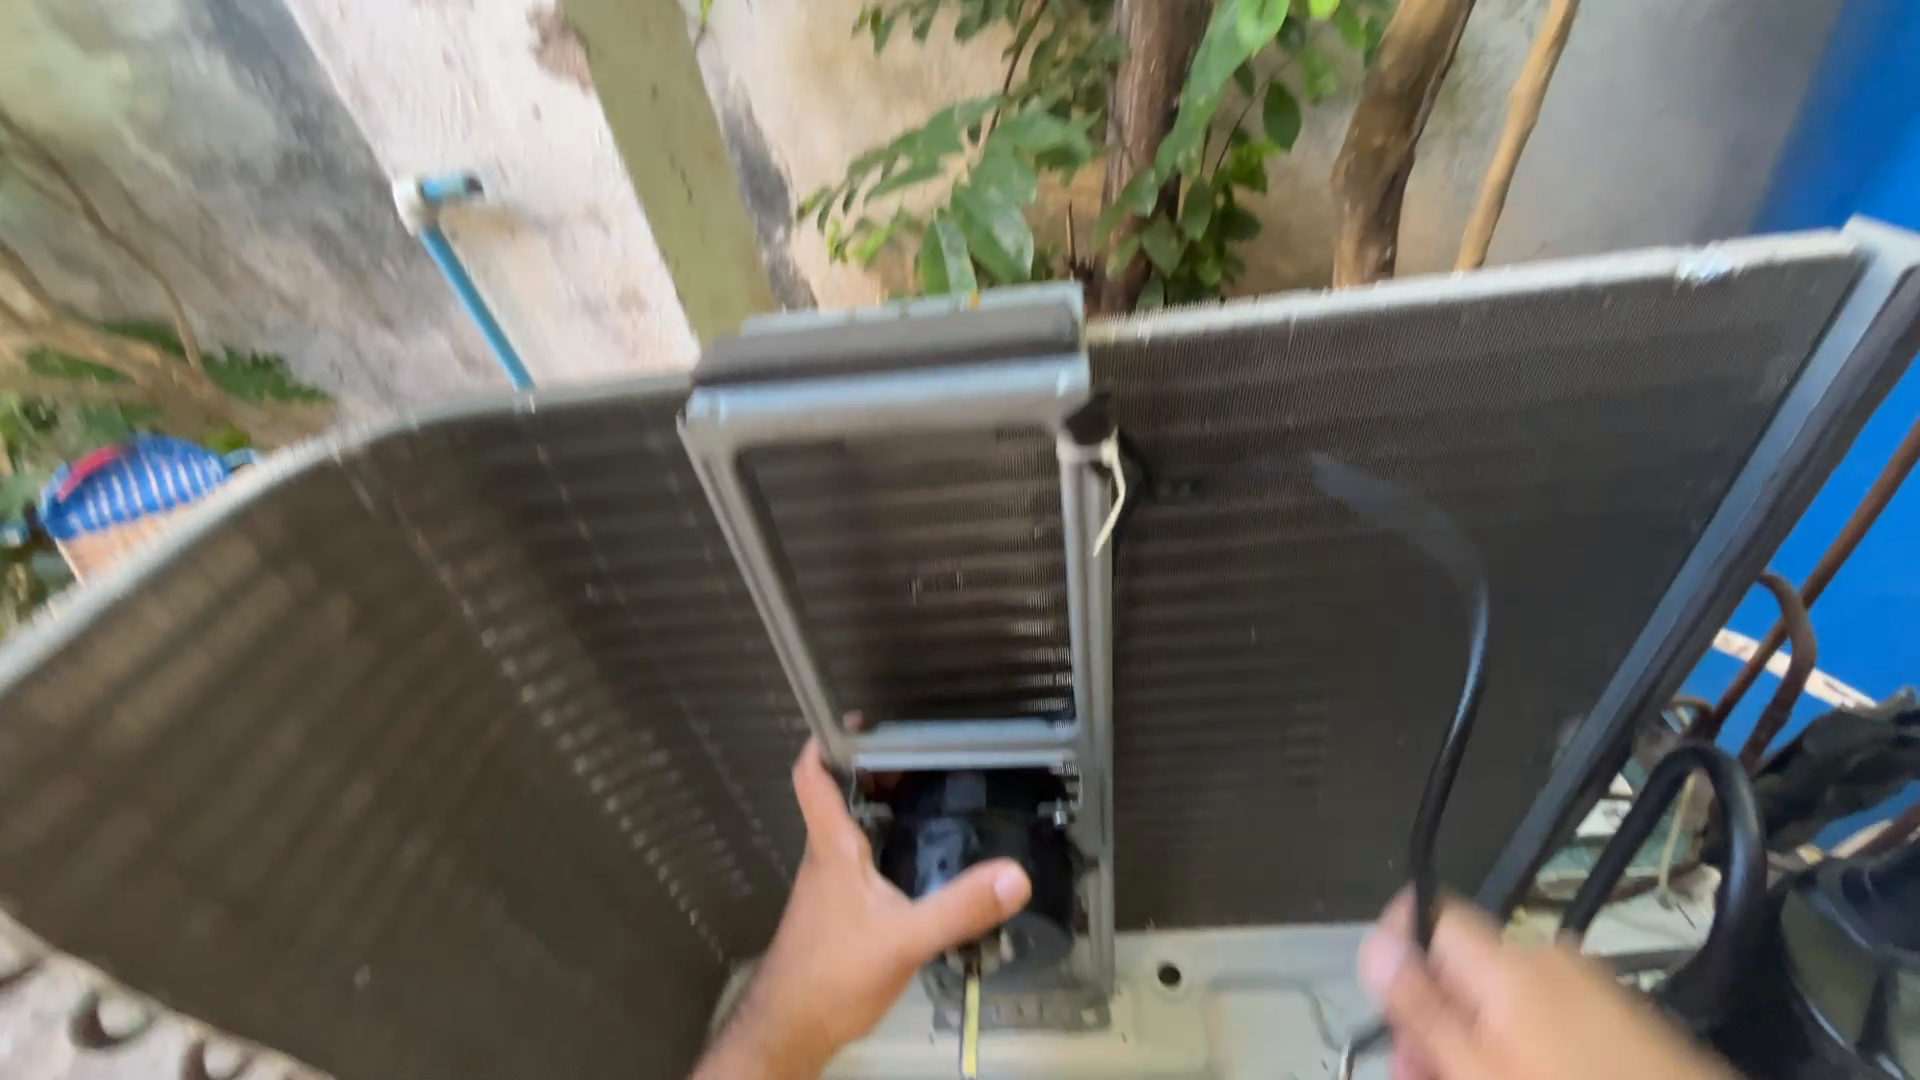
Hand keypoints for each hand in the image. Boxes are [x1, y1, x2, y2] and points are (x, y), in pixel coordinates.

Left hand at [696, 740, 1031, 1078]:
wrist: (789, 1032)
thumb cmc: (832, 975)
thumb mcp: (905, 938)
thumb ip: (959, 907)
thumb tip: (1014, 874)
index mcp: (832, 846)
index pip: (813, 776)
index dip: (827, 741)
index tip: (857, 719)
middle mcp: (825, 856)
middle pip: (839, 794)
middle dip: (872, 768)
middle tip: (917, 754)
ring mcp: (827, 885)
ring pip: (849, 826)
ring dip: (877, 803)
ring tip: (923, 792)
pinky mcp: (835, 911)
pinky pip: (858, 858)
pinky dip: (882, 841)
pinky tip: (915, 858)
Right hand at [1356, 892, 1736, 1079]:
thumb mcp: (1481, 1070)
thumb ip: (1422, 1003)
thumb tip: (1373, 942)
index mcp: (1512, 961)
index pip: (1426, 910)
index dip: (1394, 945)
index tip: (1385, 999)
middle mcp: (1551, 961)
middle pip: (1459, 963)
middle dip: (1428, 1014)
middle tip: (1415, 1072)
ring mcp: (1594, 993)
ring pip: (1500, 999)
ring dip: (1468, 1038)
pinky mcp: (1625, 1027)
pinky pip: (1546, 1020)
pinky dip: (1519, 1049)